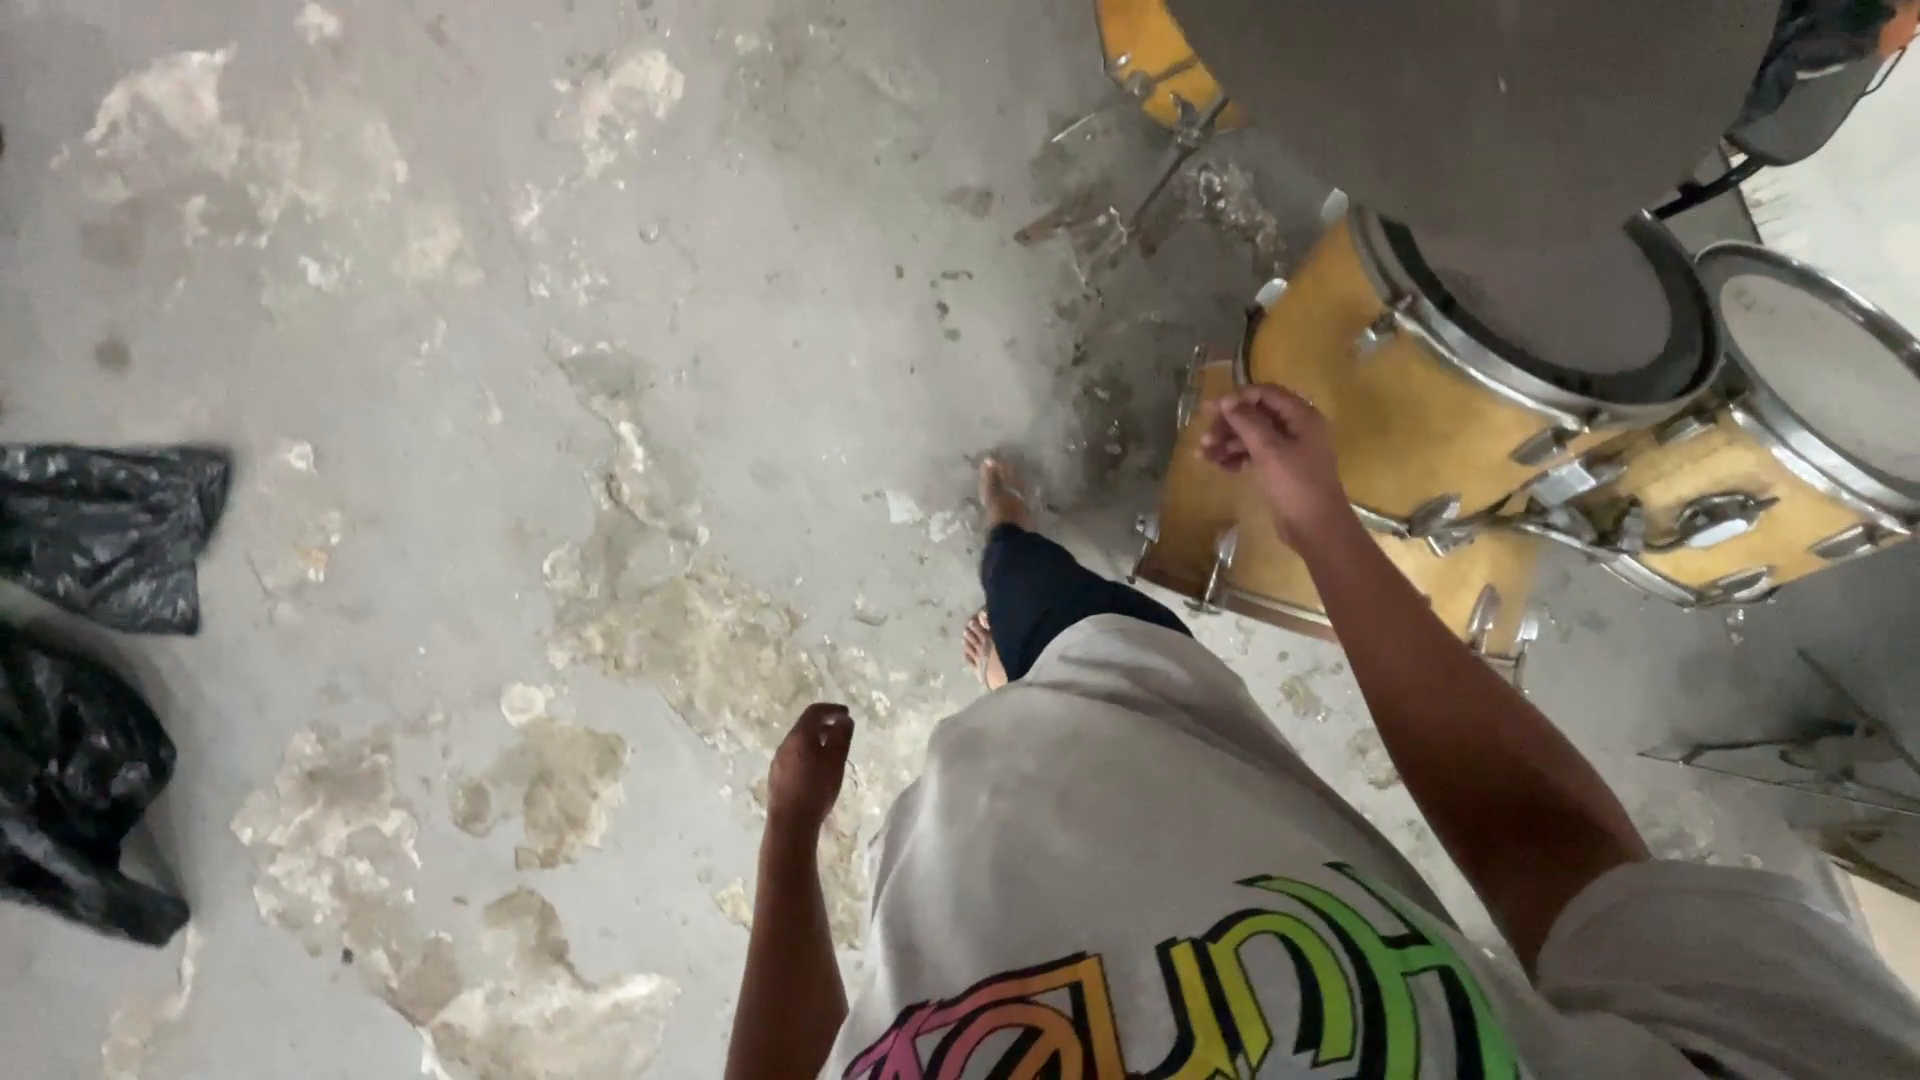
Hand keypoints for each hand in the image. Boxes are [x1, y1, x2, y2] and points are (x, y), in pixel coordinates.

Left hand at [766, 703, 853, 835]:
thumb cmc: (816, 788)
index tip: (846, 714)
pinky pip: (794, 757)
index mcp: (799, 736)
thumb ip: (841, 736)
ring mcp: (778, 761)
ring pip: (799, 743)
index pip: (814, 711)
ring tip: (831, 753)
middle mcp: (785, 744)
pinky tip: (816, 771)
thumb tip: (844, 719)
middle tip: (841, 733)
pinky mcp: (776, 777)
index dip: (832, 709)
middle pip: (805, 726)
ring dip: (815, 741)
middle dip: (824, 725)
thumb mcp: (835, 760)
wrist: (790, 823)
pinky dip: (808, 754)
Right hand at [1198, 384, 1352, 544]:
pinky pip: (1253, 454)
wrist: (1315, 527)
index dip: (1237, 399)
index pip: (1265, 394)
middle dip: (1228, 425)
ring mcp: (1288, 449)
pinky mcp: (1279, 468)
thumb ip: (1247, 422)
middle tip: (1205, 439)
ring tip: (1204, 456)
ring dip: (1227, 442)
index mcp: (1301, 416)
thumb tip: (1227, 399)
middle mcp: (1296, 427)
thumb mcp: (1269, 450)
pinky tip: (1221, 467)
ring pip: (1251, 436)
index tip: (1210, 411)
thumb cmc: (1296, 484)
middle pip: (1255, 415)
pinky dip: (1236, 457)